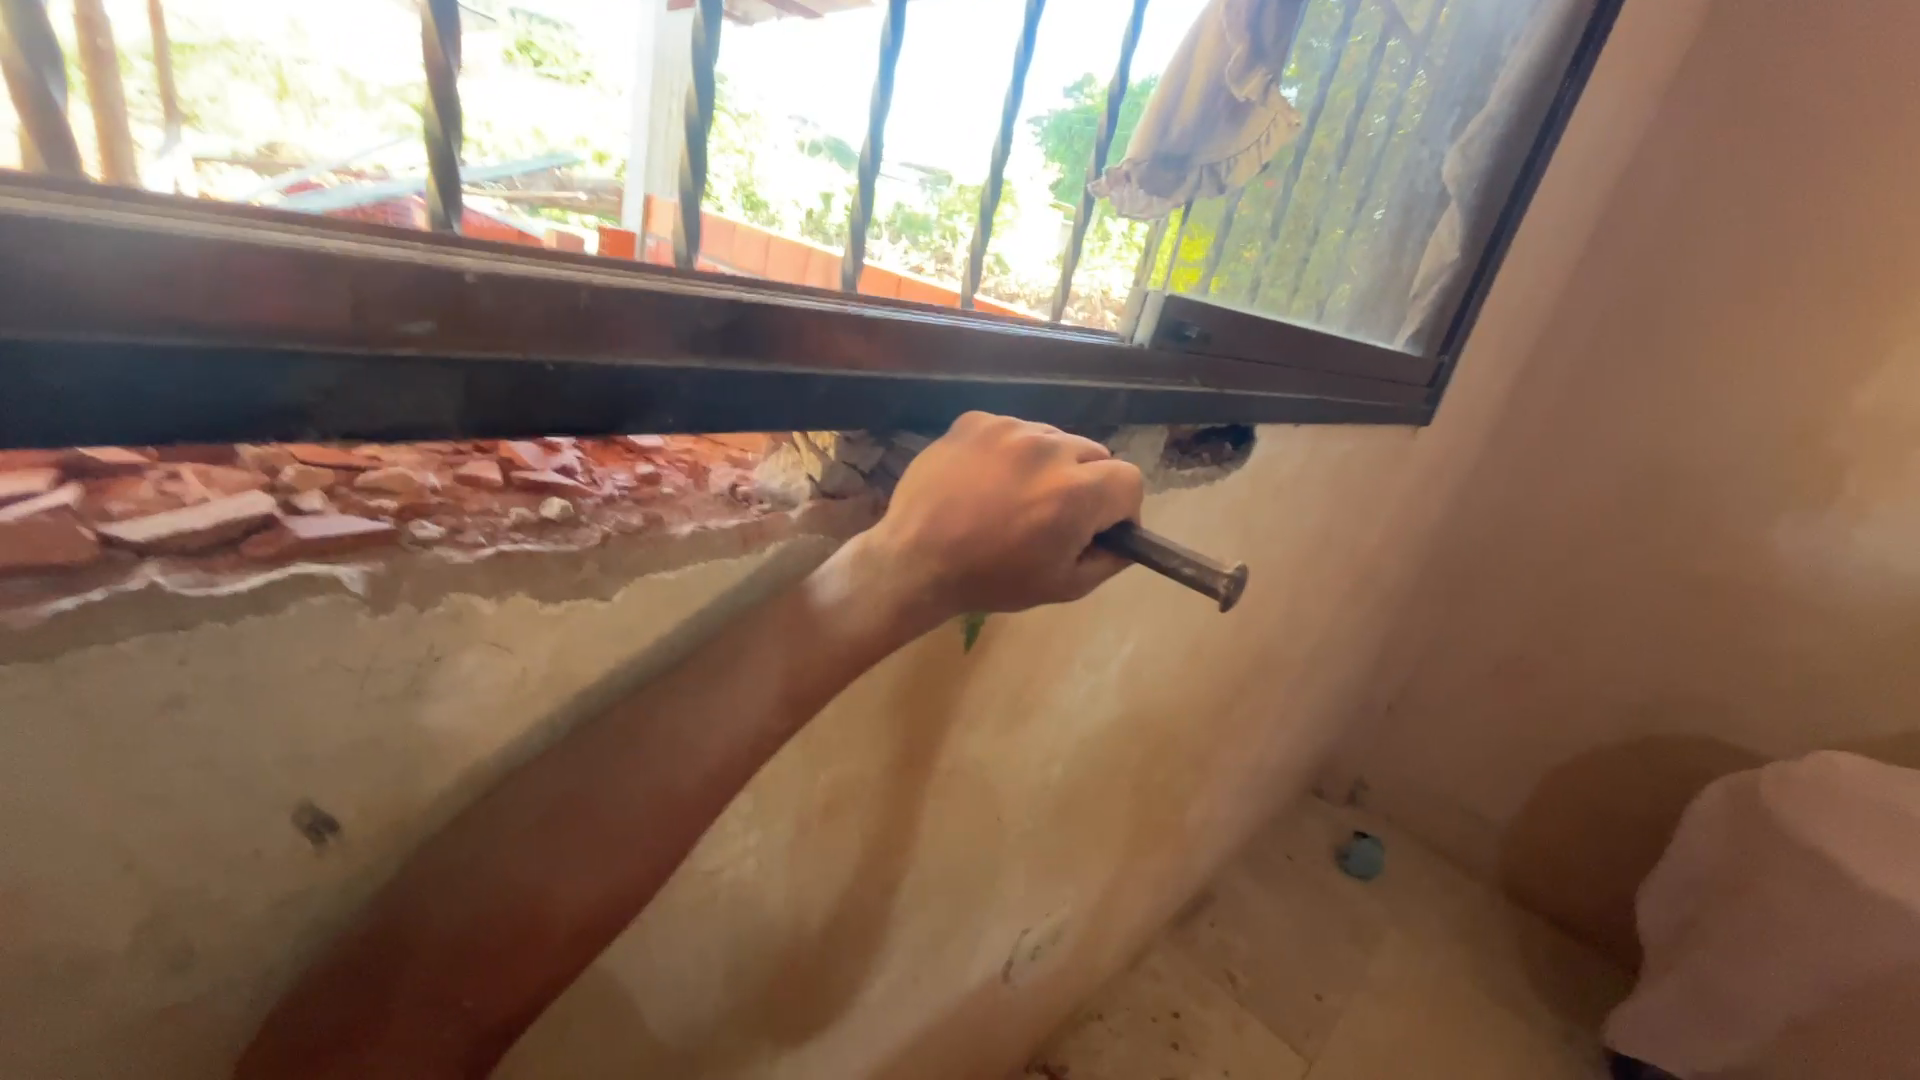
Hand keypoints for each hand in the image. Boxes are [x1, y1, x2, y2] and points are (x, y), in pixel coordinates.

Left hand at [862, 412, 1143, 623]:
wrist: (915, 560)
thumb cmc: (991, 579)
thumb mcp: (1063, 587)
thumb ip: (1109, 560)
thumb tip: (1127, 539)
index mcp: (1077, 492)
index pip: (1129, 480)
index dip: (1119, 508)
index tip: (1097, 528)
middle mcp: (1049, 447)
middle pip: (1094, 454)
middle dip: (1085, 483)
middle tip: (1051, 515)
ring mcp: (1010, 428)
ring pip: (1053, 439)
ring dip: (1047, 465)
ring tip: (1013, 497)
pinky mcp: (976, 420)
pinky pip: (1013, 430)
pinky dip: (1009, 453)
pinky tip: (986, 482)